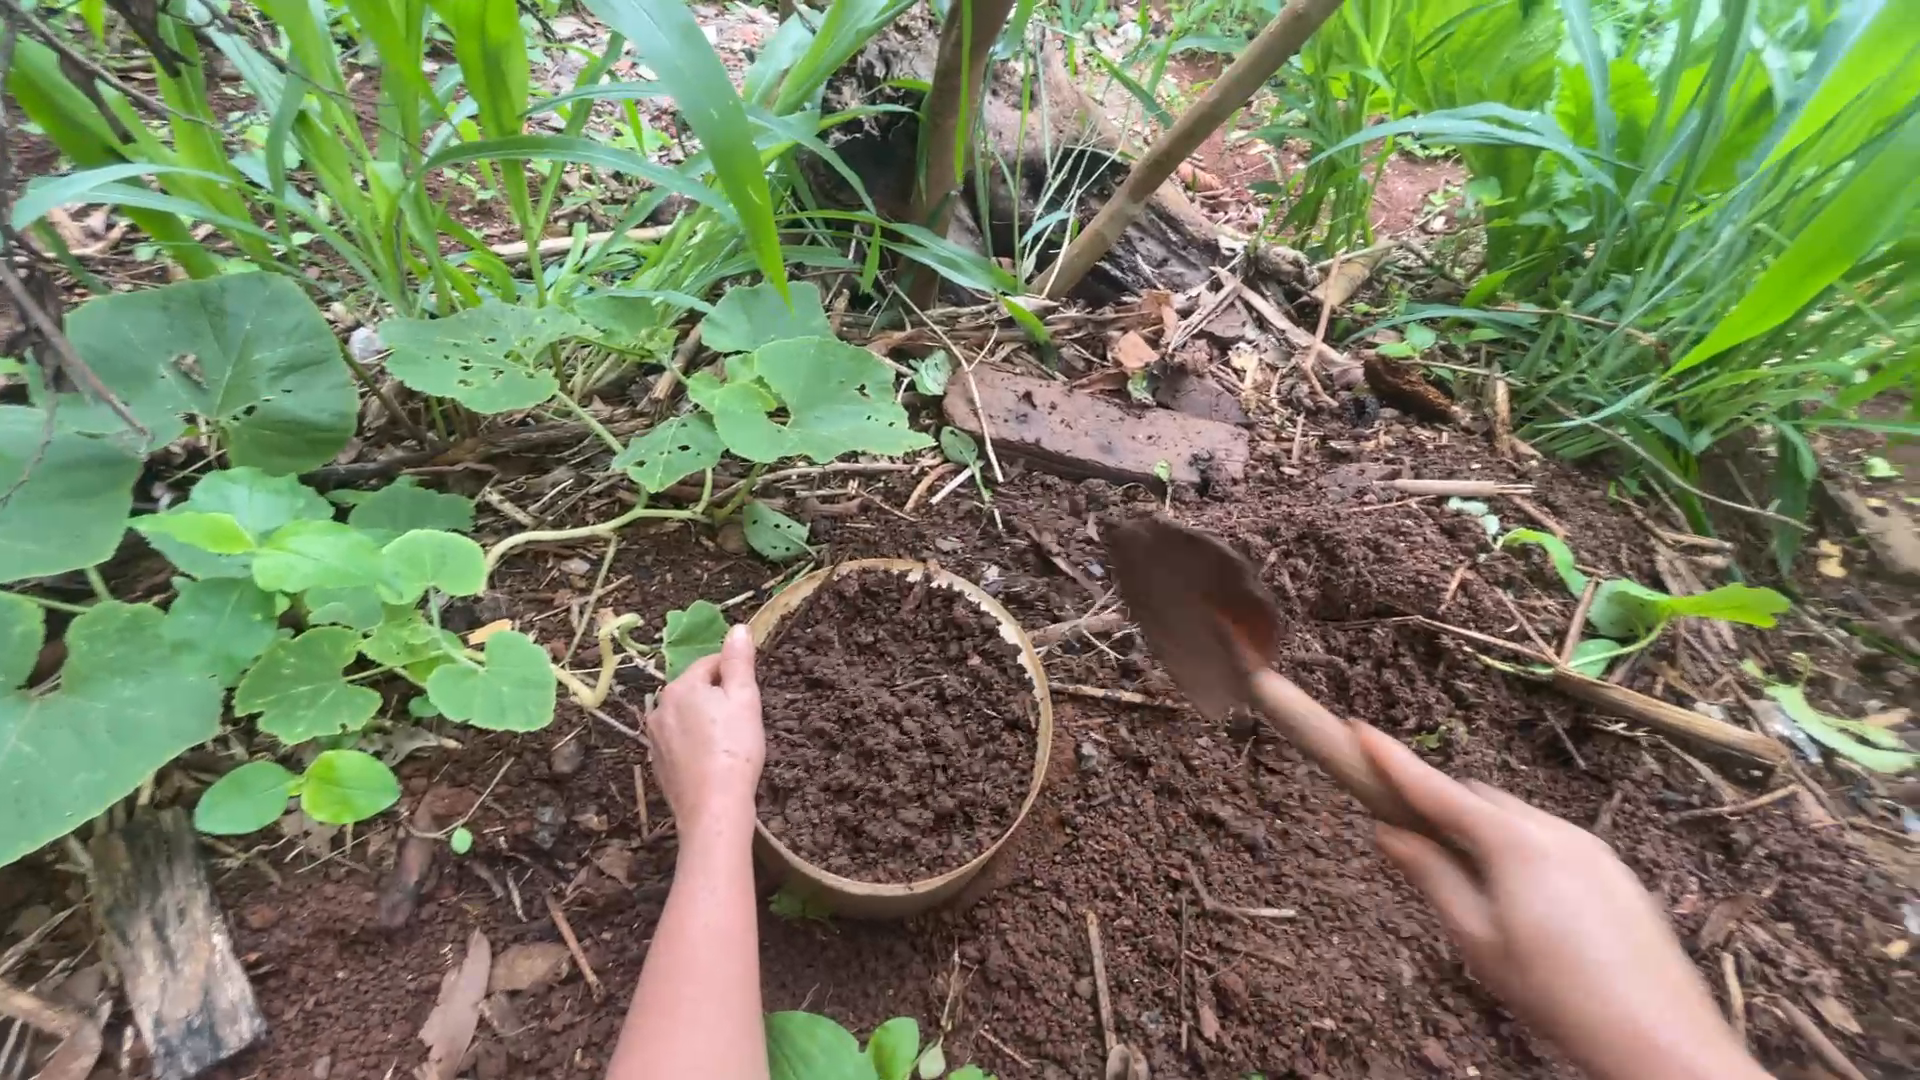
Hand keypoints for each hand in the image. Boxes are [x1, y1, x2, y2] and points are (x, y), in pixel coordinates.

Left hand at [645, 624, 763, 843]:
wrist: (713, 806)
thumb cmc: (735, 747)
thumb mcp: (745, 698)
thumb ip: (739, 660)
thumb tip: (738, 628)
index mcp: (681, 687)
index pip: (711, 664)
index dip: (734, 676)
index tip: (748, 698)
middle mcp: (659, 707)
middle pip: (696, 688)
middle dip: (719, 697)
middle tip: (742, 721)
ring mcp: (654, 737)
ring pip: (686, 715)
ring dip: (705, 720)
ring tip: (729, 742)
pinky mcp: (657, 763)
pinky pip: (679, 740)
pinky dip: (695, 743)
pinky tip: (713, 759)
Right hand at [1357, 724, 1767, 1079]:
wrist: (1668, 1050)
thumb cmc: (1555, 995)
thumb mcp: (1475, 938)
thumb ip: (1430, 875)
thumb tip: (1388, 832)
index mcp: (1511, 842)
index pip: (1435, 788)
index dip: (1392, 759)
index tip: (1359, 729)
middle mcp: (1552, 829)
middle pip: (1476, 796)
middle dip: (1440, 804)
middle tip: (1415, 837)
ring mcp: (1590, 847)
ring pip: (1513, 815)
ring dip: (1480, 827)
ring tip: (1473, 881)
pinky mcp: (1615, 870)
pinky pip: (1548, 837)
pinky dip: (1517, 845)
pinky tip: (1523, 897)